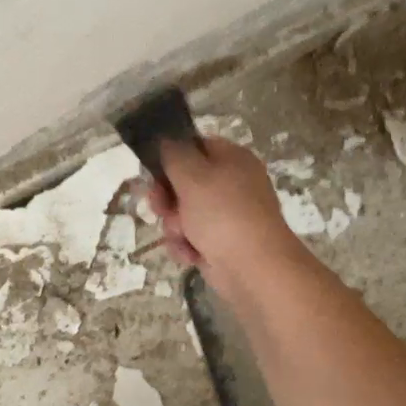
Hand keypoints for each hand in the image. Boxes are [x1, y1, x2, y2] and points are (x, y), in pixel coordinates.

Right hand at [147, 136, 300, 282]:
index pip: (193, 146)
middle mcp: (230, 184)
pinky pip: (190, 237)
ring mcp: (225, 215)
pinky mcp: (219, 242)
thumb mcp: (192, 175)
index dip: (170, 157)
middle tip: (160, 207)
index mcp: (231, 159)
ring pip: (182, 212)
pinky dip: (186, 246)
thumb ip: (173, 152)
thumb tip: (164, 137)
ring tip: (182, 236)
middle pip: (183, 182)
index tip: (151, 171)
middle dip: (166, 198)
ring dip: (174, 225)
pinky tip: (190, 254)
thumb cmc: (223, 214)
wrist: (253, 267)